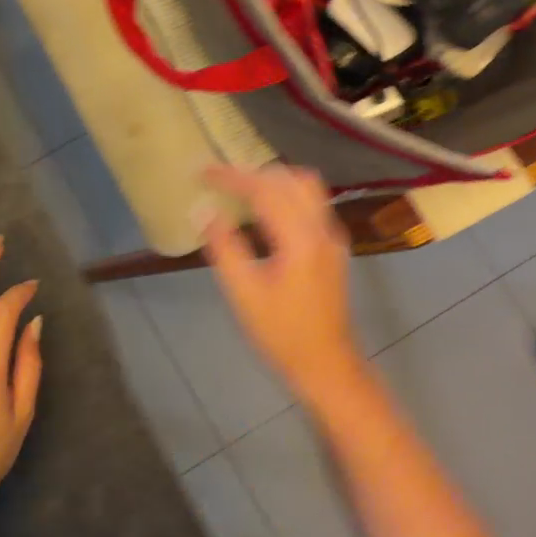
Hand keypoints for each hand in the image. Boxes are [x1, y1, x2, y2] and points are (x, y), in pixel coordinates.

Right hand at [200, 165, 363, 400]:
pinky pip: (311, 205)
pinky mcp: (332, 248)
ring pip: (307, 188)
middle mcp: (322, 230)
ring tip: (241, 190)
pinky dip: (285, 196)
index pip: (265, 190)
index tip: (203, 172)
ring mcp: (332, 238)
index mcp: (300, 239)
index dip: (232, 177)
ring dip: (274, 181)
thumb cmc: (280, 332)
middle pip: (292, 179)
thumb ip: (224, 247)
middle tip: (222, 179)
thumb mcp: (243, 292)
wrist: (325, 364)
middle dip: (255, 173)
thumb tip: (204, 211)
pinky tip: (263, 212)